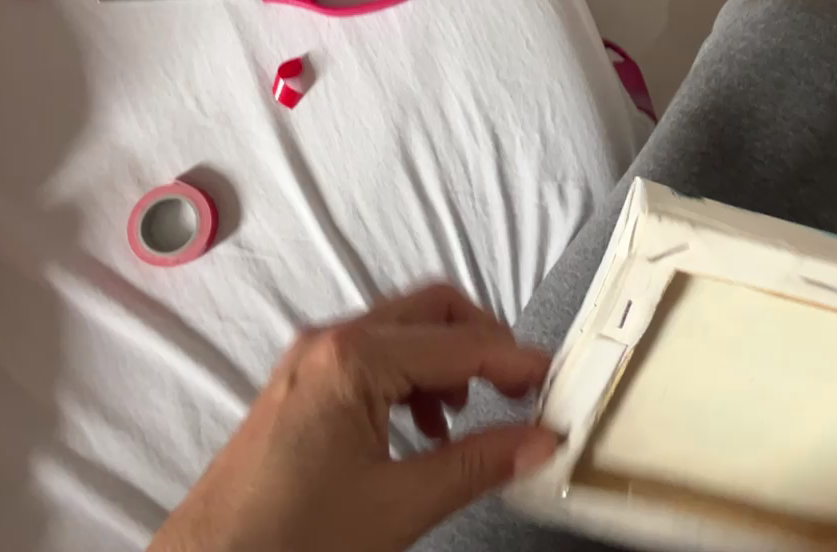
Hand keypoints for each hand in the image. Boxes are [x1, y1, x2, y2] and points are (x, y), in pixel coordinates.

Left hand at [150, 284, 559, 551]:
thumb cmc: (285, 543)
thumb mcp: (397, 508)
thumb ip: (477, 464)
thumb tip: (536, 441)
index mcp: (354, 358)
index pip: (459, 344)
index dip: (515, 361)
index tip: (552, 379)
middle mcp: (331, 341)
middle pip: (431, 308)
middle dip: (482, 341)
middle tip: (517, 384)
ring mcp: (312, 357)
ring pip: (403, 327)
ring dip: (446, 358)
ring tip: (468, 412)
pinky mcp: (304, 381)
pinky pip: (374, 353)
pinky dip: (412, 376)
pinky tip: (422, 427)